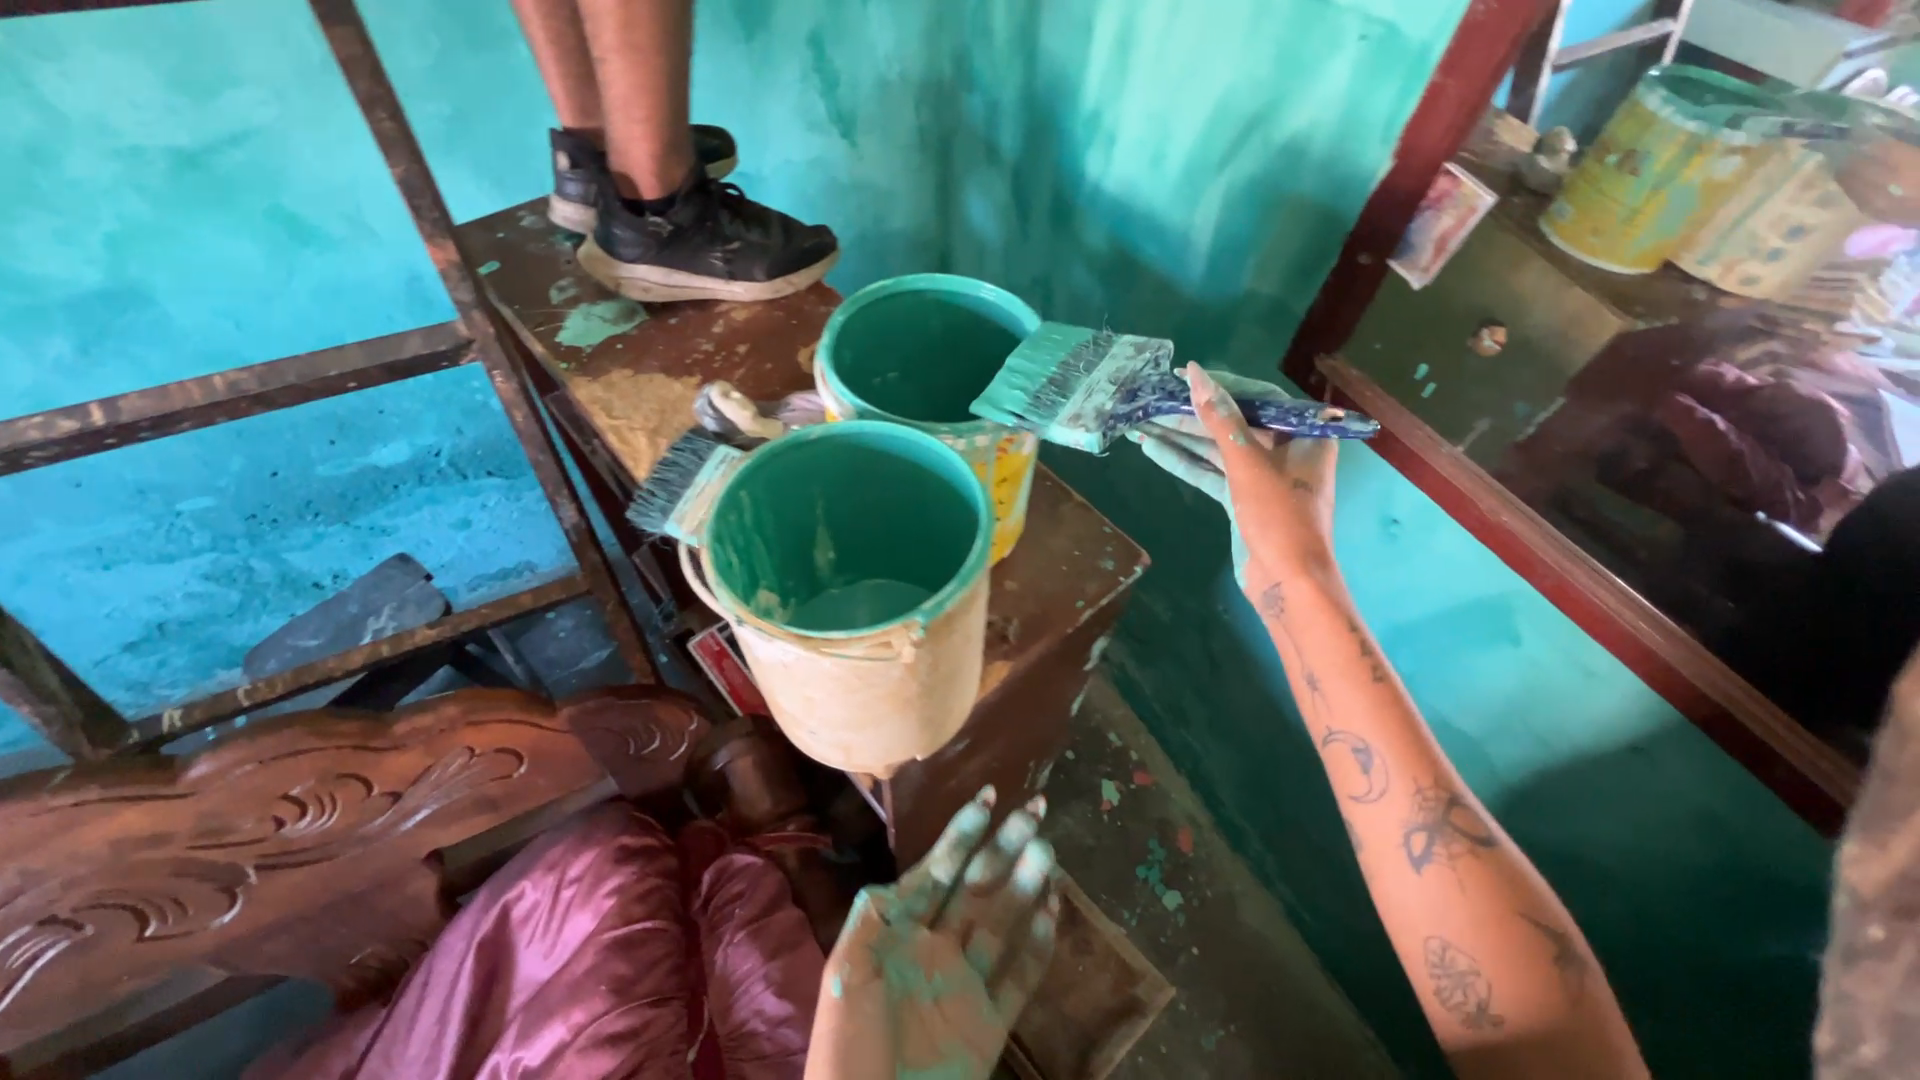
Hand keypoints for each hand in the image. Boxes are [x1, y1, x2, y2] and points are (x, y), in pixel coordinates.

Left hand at [806, 787, 1058, 1079]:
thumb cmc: (847, 1046)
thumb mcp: (844, 976)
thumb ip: (873, 920)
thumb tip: (899, 877)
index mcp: (899, 932)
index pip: (936, 870)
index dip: (961, 835)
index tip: (987, 798)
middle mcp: (936, 948)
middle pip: (976, 887)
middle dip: (1003, 847)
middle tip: (1034, 810)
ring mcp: (965, 984)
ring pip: (1002, 923)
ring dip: (1025, 884)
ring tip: (1047, 848)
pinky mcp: (989, 1023)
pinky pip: (1019, 977)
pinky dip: (1038, 945)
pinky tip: (1053, 909)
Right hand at [1129, 364, 1337, 593]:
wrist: (1287, 583)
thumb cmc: (1279, 518)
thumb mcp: (1247, 463)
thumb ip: (1220, 418)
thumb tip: (1195, 375)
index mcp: (1303, 434)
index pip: (1258, 397)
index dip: (1220, 385)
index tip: (1182, 377)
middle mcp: (1285, 450)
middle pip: (1233, 423)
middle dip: (1192, 415)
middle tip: (1153, 401)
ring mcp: (1262, 478)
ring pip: (1217, 450)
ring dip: (1181, 438)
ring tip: (1142, 422)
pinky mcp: (1242, 501)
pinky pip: (1211, 474)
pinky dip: (1185, 464)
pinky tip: (1153, 450)